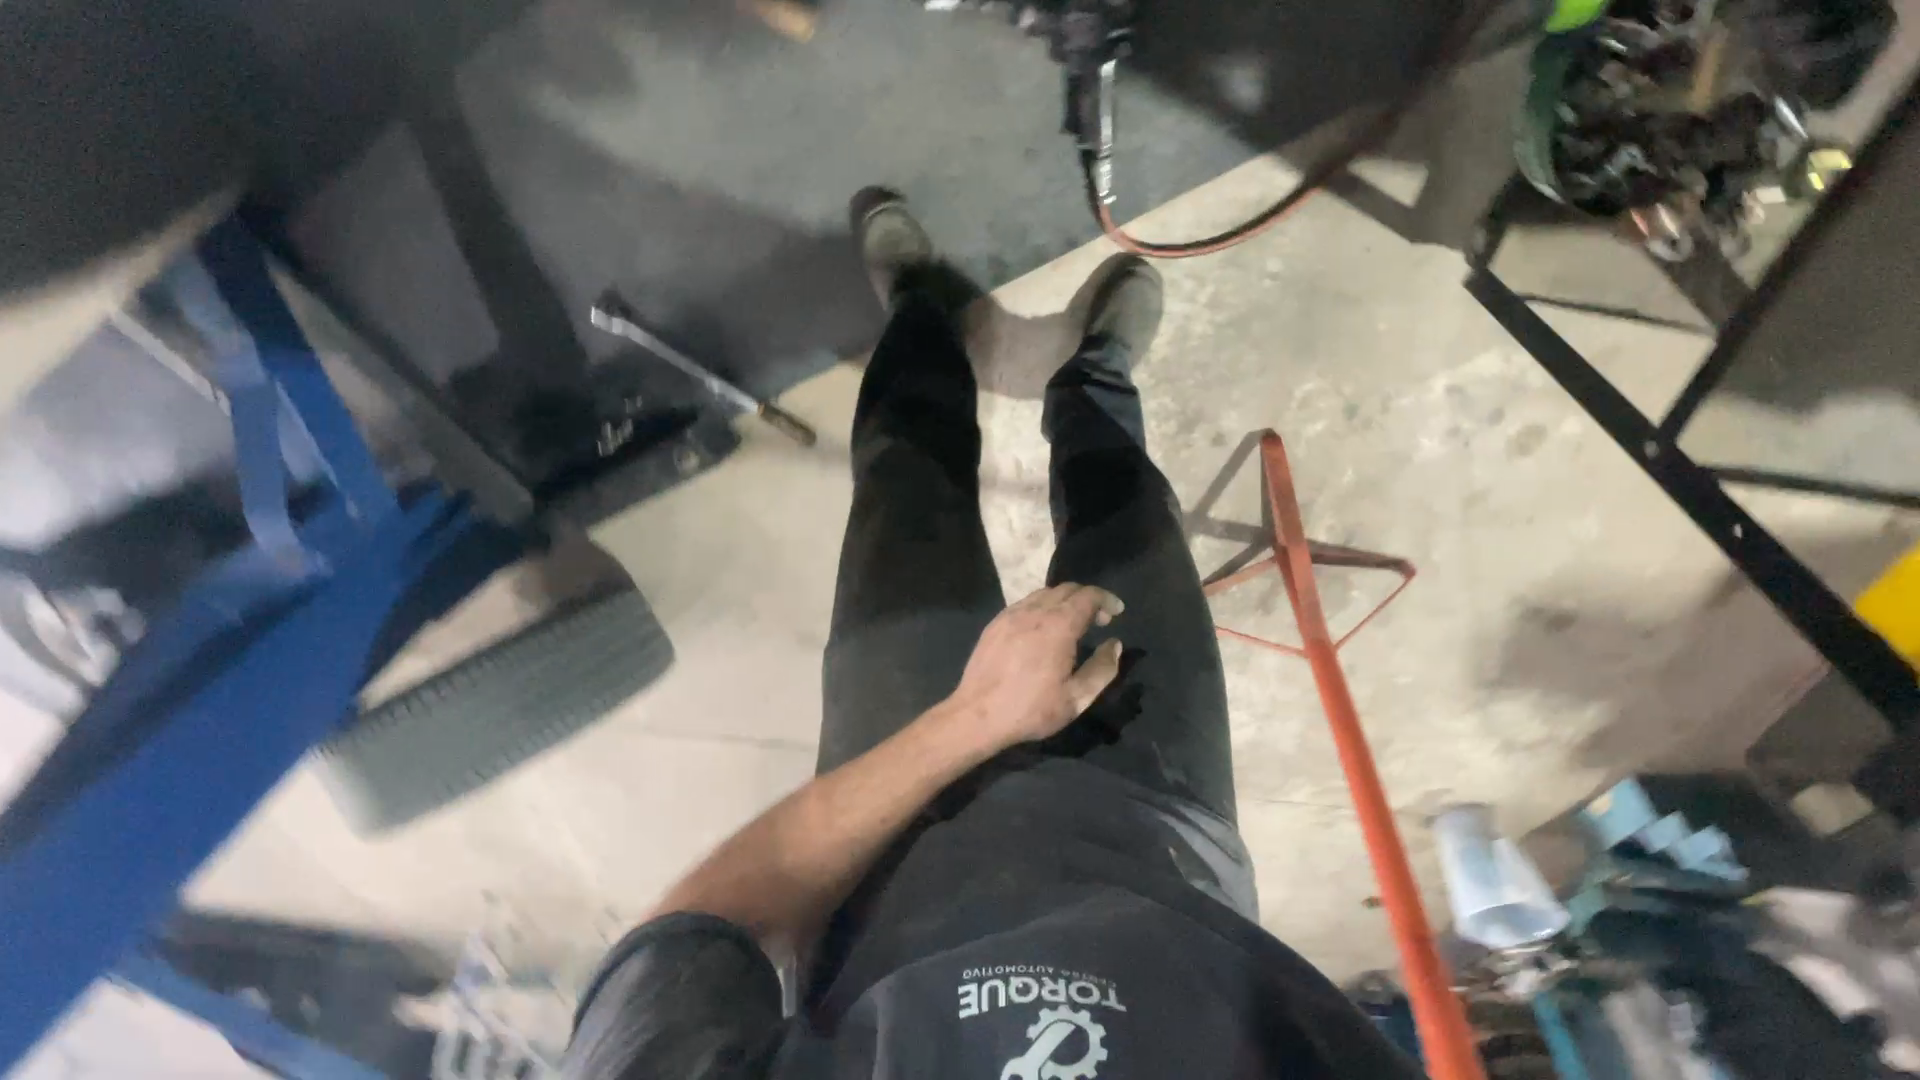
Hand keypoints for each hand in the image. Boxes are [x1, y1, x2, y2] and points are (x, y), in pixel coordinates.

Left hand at [945, 583, 1125, 749]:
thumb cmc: (1031, 709)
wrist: (978, 715)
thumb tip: (1114, 644)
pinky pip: (1024, 603)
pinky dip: (1042, 606)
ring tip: (1072, 623)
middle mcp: (1034, 611)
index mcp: (1058, 626)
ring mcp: (1011, 615)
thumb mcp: (1077, 698)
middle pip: (1067, 589)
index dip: (1106, 599)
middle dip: (1087, 598)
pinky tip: (1043, 628)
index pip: (1088, 596)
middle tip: (1098, 620)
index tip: (1117, 612)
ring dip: (1064, 600)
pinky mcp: (995, 623)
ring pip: (1044, 593)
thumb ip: (1102, 668)